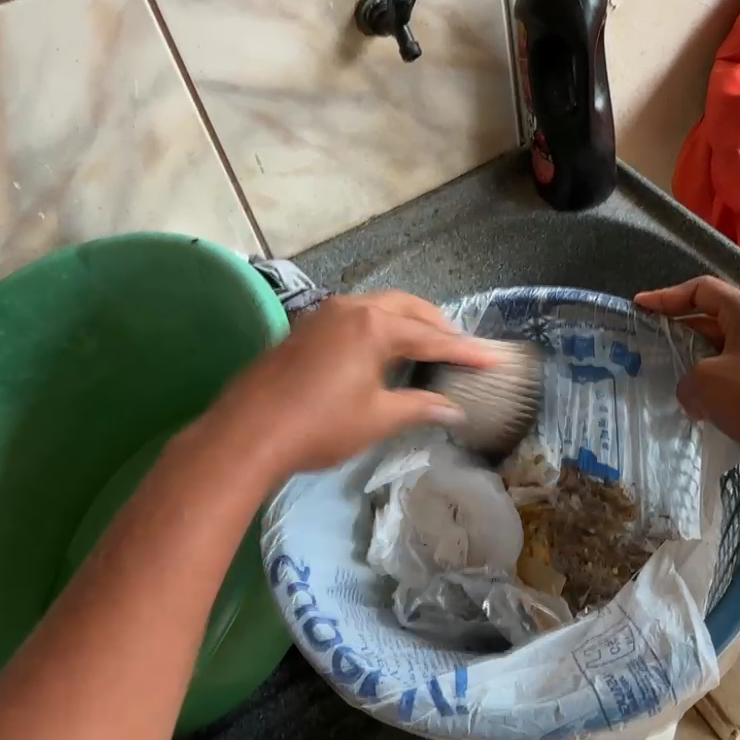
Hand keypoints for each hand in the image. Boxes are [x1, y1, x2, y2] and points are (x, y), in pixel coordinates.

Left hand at [204, 292, 502, 475]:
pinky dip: (378, 326)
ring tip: (425, 343)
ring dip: (405, 321)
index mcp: (374, 326)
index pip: (432, 337)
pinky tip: (381, 348)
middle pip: (406, 308)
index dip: (465, 351)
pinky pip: (354, 316)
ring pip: (377, 307)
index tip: (493, 358)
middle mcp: (351, 308)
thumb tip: (455, 411)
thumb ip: (420, 408)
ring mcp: (323, 315)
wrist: (247, 433)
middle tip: (459, 346)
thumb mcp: (378, 418)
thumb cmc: (319, 425)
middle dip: (436, 325)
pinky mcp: (304, 328)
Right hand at [634, 277, 739, 461]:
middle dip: (679, 332)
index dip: (666, 296)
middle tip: (649, 347)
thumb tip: (693, 395)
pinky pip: (737, 379)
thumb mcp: (706, 384)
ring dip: (695, 365)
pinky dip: (715, 388)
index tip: (639, 308)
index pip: (701, 290)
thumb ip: (686, 381)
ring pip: (723, 353)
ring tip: (669, 383)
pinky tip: (700, 411)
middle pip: (712, 320)